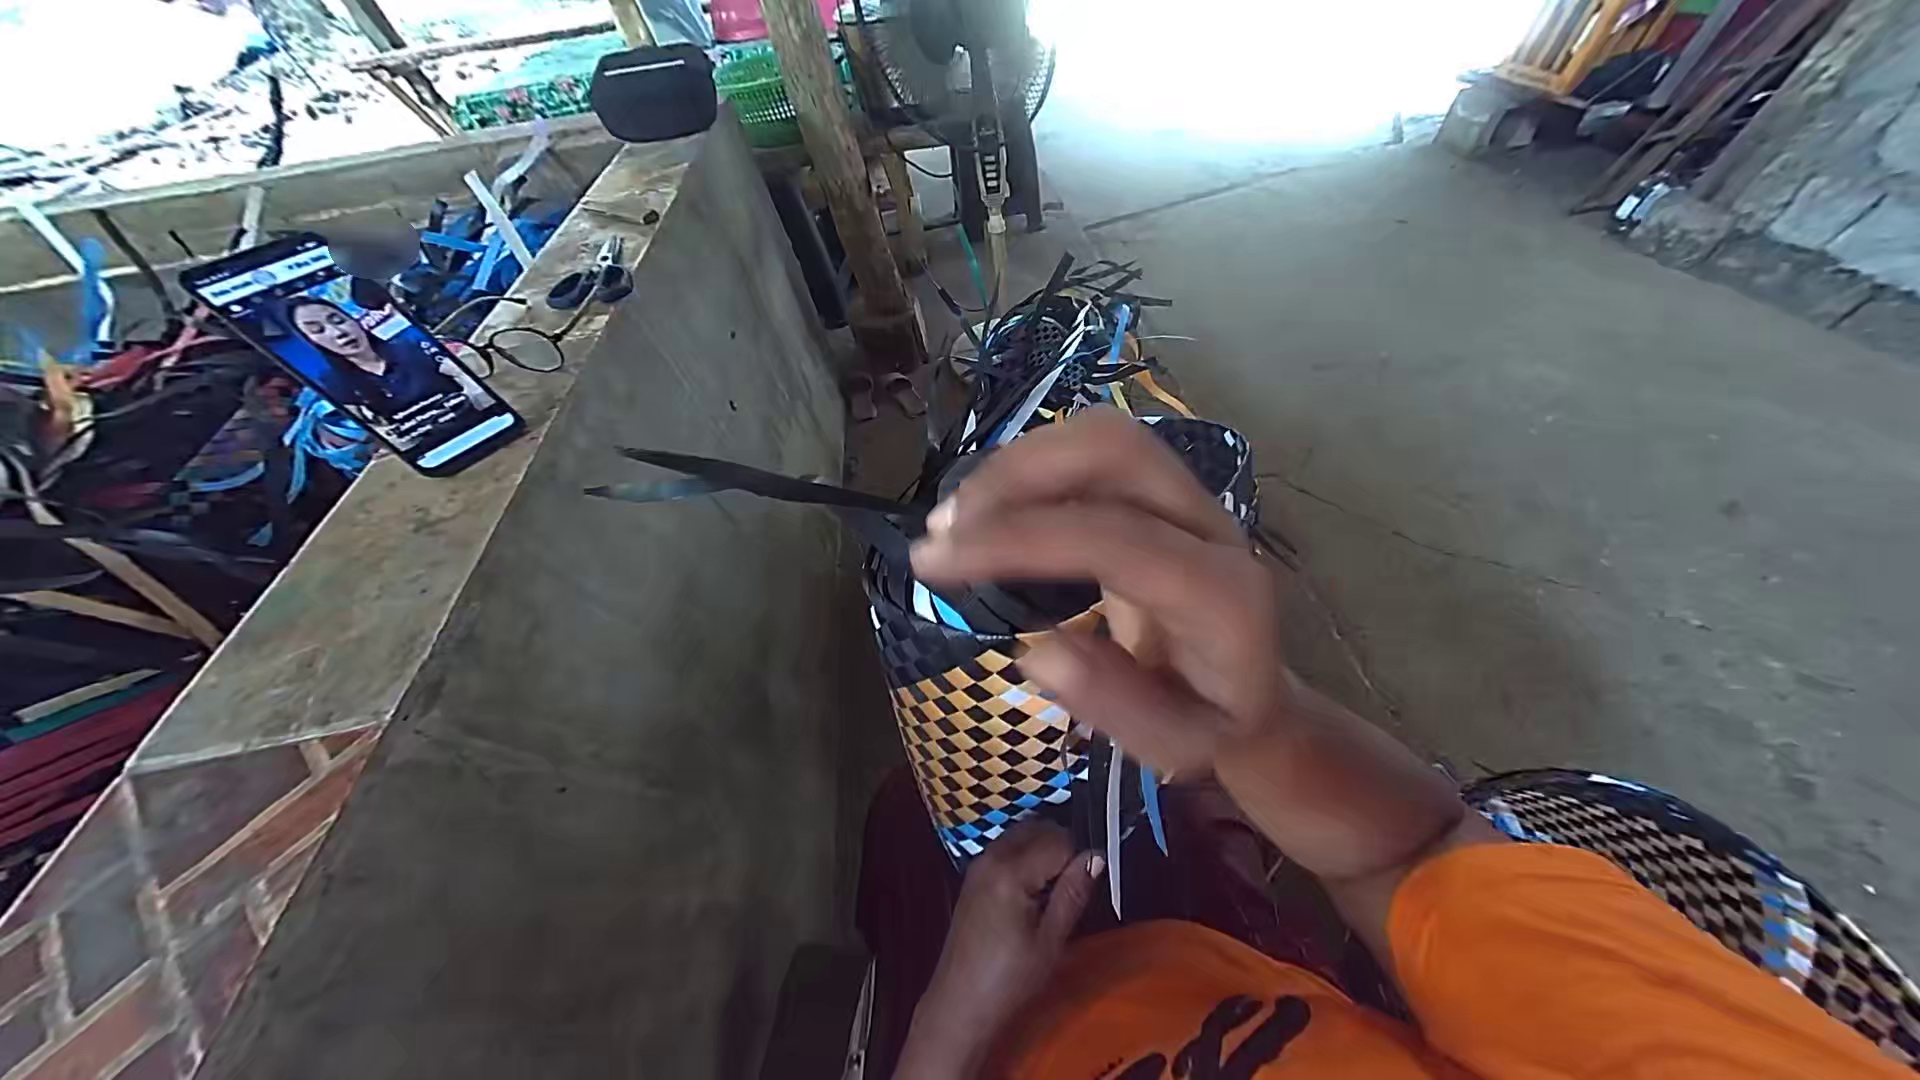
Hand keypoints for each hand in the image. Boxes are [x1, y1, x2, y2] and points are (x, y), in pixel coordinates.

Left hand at [897, 821, 1100, 1078]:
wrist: (959, 1004)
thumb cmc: (1009, 979)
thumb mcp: (1050, 940)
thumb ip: (1073, 892)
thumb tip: (1097, 855)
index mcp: (1011, 870)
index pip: (1058, 839)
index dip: (1079, 858)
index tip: (1086, 885)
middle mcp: (992, 854)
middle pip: (1038, 827)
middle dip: (1062, 847)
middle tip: (1072, 887)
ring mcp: (979, 861)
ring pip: (1022, 833)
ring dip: (1044, 848)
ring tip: (1054, 890)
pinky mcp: (974, 873)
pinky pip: (1008, 846)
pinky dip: (1026, 855)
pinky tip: (1032, 890)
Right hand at [911, 408, 1282, 774]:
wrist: (1251, 684)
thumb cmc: (1208, 719)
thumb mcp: (1170, 745)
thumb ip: (1113, 703)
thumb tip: (1036, 653)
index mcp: (1222, 595)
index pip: (1115, 540)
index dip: (1018, 539)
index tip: (934, 560)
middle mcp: (1211, 526)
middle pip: (1115, 452)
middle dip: (1015, 476)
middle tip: (945, 528)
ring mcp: (1187, 497)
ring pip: (1100, 436)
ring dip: (1016, 464)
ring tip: (955, 517)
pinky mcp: (1158, 490)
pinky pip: (1091, 451)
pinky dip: (1029, 466)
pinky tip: (990, 506)